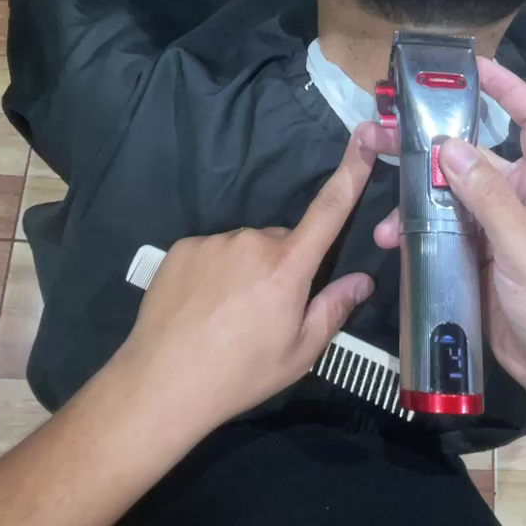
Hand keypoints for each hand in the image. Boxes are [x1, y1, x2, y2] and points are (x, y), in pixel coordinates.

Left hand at [111, 123, 389, 431]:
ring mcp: (214, 241)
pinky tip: (202, 305)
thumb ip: (333, 310)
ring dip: (246, 269)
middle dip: (282, 265)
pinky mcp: (183, 247)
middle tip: (265, 311)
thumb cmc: (240, 374)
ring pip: (245, 247)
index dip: (350, 173)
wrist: (161, 385)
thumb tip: (363, 280)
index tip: (364, 140)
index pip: (329, 211)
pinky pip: (212, 251)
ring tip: (227, 313)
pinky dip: (214, 271)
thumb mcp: (299, 354)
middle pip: (282, 242)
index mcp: (287, 266)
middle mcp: (252, 241)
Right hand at [372, 57, 525, 398]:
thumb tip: (450, 147)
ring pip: (449, 191)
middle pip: (474, 153)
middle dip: (432, 140)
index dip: (510, 89)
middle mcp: (519, 197)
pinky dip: (415, 227)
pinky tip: (392, 239)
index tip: (473, 67)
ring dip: (414, 190)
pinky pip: (439, 226)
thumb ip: (490, 199)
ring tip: (379, 193)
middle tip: (386, 125)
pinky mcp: (473, 253)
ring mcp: (494, 226)